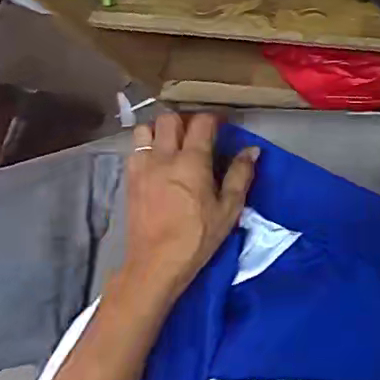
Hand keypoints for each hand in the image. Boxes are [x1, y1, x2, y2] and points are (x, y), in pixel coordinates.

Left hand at [118, 112, 257, 307]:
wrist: (156, 261)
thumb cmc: (199, 234)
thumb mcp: (230, 206)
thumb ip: (240, 174)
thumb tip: (251, 150)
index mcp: (191, 161)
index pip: (201, 123)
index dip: (214, 118)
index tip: (225, 124)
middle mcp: (163, 158)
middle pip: (168, 120)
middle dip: (186, 119)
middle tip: (200, 131)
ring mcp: (141, 168)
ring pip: (144, 131)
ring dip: (161, 130)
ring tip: (175, 142)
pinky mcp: (129, 180)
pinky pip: (134, 150)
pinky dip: (147, 146)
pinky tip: (160, 160)